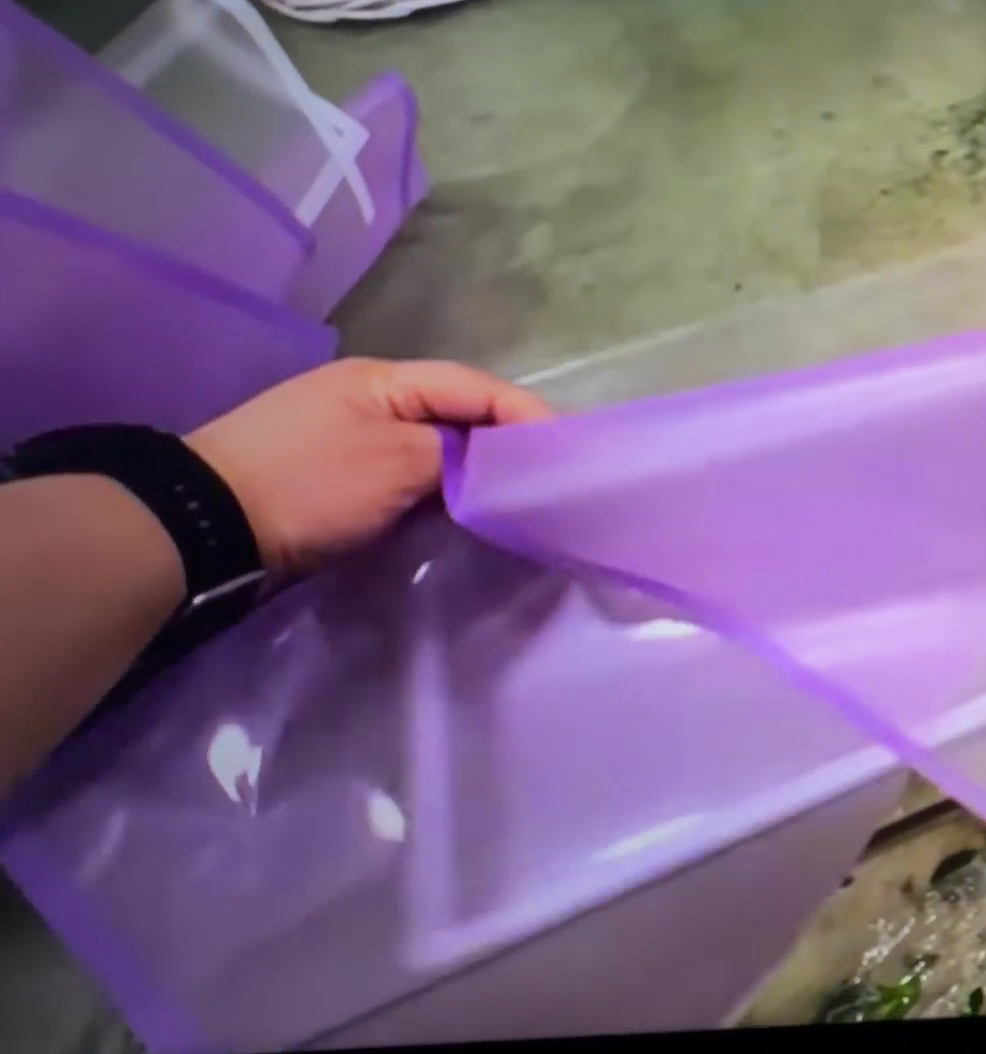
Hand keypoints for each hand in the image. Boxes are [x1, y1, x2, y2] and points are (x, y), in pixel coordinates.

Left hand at [186, 358, 551, 574]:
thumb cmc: (311, 484)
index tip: (570, 449)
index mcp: (387, 381)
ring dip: (488, 465)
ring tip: (530, 490)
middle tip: (558, 471)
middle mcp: (380, 400)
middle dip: (514, 439)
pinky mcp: (357, 474)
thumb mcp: (399, 461)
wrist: (205, 529)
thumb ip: (465, 453)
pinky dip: (459, 485)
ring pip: (450, 443)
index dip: (529, 414)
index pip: (478, 388)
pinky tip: (482, 504)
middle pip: (467, 412)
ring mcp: (365, 437)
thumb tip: (505, 463)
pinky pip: (427, 471)